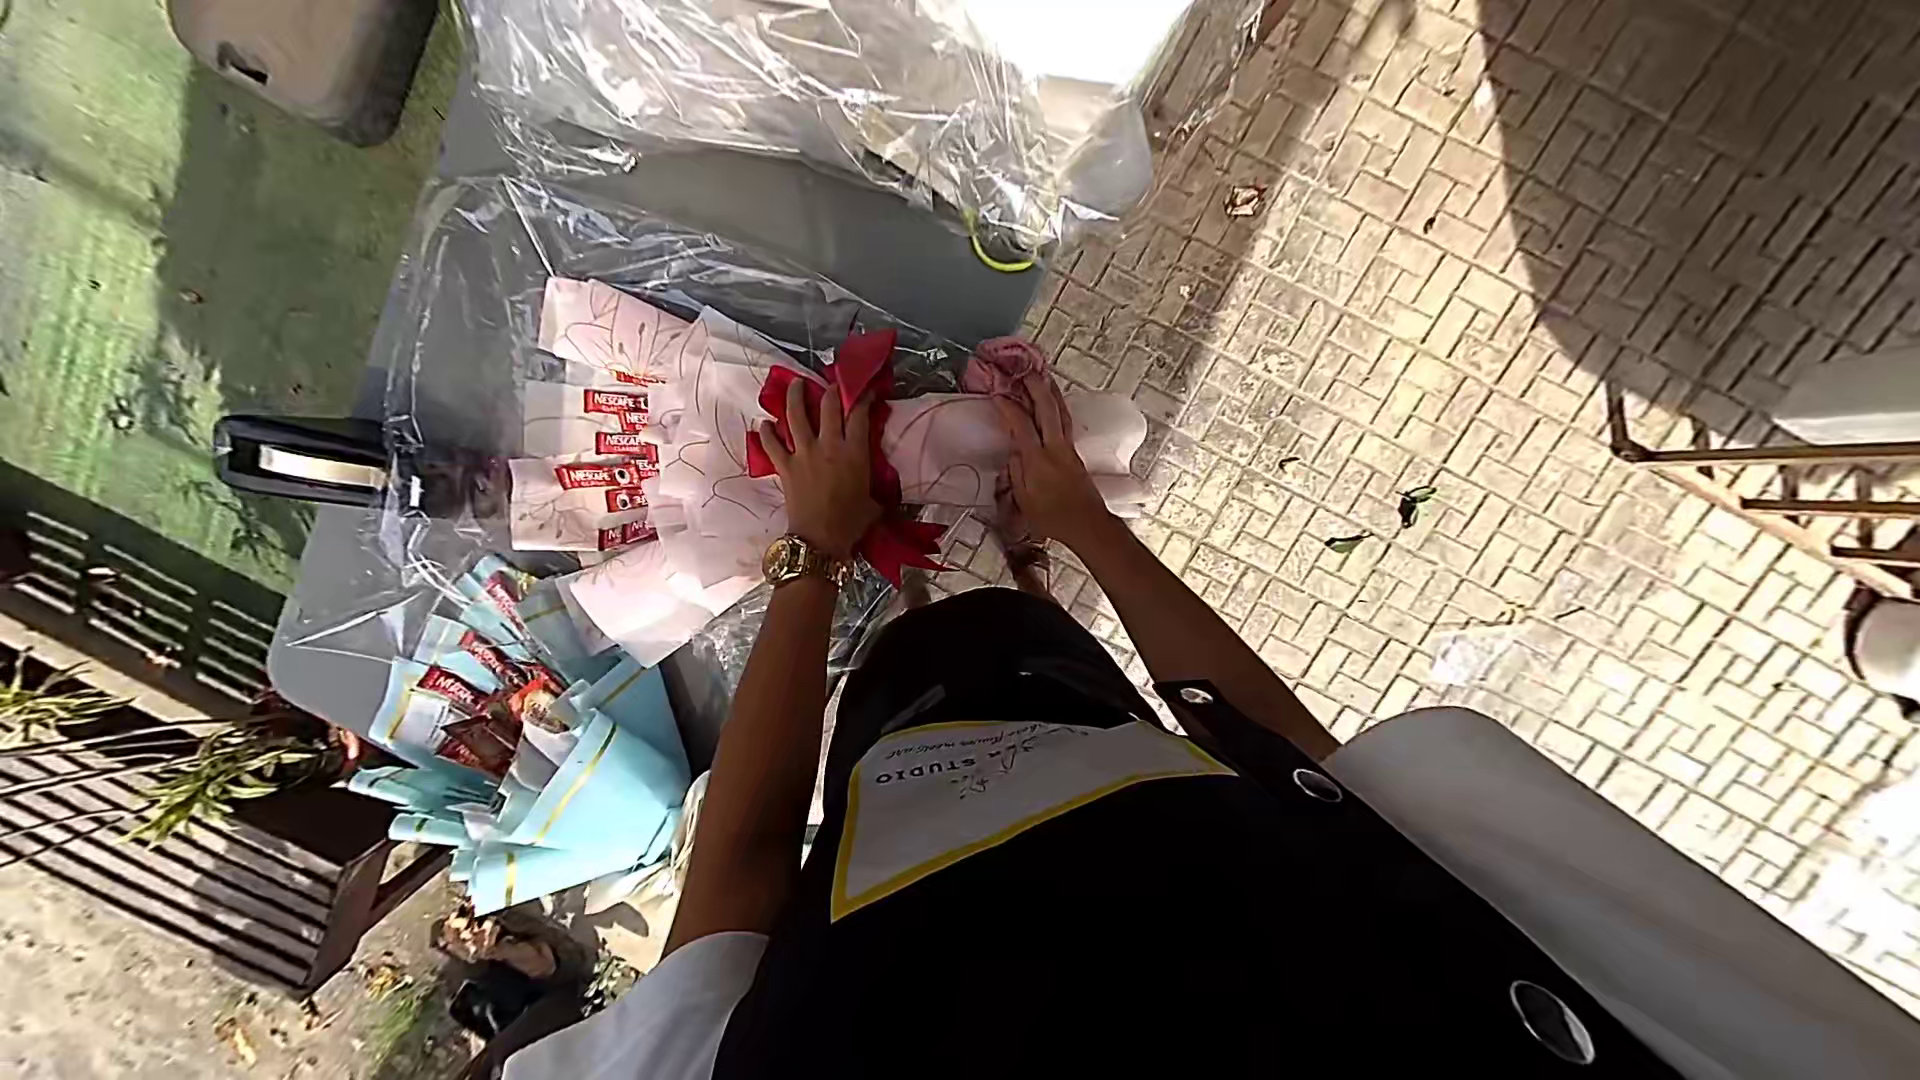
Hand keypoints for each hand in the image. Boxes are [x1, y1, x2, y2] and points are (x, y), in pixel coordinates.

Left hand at [759, 376, 880, 559]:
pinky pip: (771, 444)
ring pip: (795, 415)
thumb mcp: (874, 502)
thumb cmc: (852, 523)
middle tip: (832, 384)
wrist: (820, 540)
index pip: (859, 414)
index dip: (863, 397)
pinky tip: (765, 425)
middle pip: (828, 406)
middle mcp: (828, 445)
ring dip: (794, 396)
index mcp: (854, 452)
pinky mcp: (784, 466)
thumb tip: (880, 484)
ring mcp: (803, 453)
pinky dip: (767, 433)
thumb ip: (876, 485)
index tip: (866, 390)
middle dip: (831, 390)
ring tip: (795, 384)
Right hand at [995, 373, 1113, 551]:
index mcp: (1038, 460)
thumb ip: (1016, 473)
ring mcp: (1067, 449)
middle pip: (1046, 410)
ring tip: (1043, 377)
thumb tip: (1013, 452)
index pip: (1021, 425)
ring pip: (1060, 413)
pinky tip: (1053, 403)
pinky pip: (1064, 422)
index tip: (998, 394)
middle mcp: (1055, 449)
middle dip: (1035, 388)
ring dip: (1051, 393)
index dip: (1009, 407)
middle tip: (1025, 371)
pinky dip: (1057, 407)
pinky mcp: (1074, 453)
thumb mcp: (1024, 500)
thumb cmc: (1052, 518)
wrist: (1087, 524)